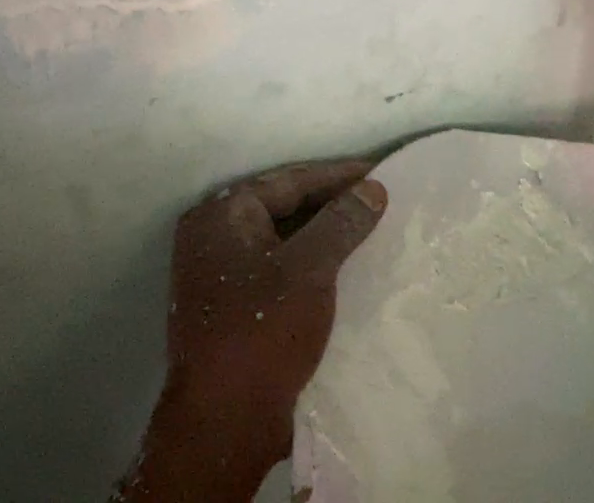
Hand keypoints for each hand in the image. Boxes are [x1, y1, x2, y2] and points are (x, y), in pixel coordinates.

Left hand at [163, 160, 387, 457]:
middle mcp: (212, 237)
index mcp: (221, 216)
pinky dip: (311, 262)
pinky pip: (278, 267)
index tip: (380, 172)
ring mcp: (218, 274)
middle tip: (378, 198)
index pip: (289, 181)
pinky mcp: (231, 306)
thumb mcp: (310, 268)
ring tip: (369, 229)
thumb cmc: (262, 331)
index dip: (338, 175)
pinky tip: (345, 266)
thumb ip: (342, 221)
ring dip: (324, 234)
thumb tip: (373, 188)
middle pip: (284, 206)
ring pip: (283, 238)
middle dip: (332, 203)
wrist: (225, 421)